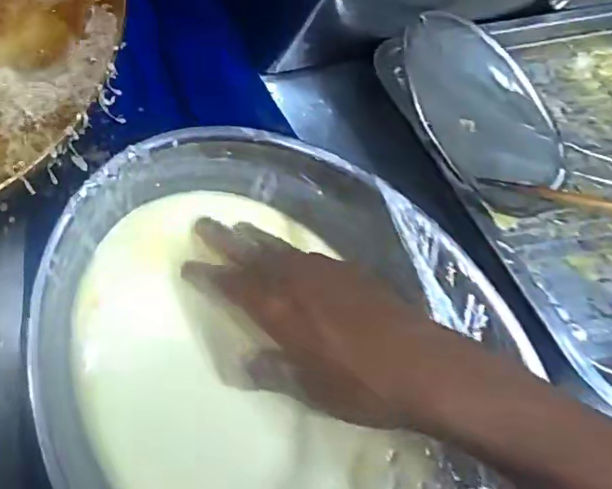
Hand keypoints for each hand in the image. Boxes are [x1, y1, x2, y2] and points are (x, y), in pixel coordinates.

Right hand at [184, 220, 611, 488]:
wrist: (424, 364)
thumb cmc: (361, 385)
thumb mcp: (311, 389)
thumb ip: (271, 370)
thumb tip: (237, 364)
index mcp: (278, 309)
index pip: (232, 284)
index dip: (208, 274)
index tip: (187, 263)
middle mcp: (293, 279)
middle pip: (249, 252)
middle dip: (222, 238)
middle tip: (200, 222)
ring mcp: (321, 268)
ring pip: (276, 245)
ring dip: (252, 235)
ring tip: (236, 225)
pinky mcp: (345, 267)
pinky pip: (303, 250)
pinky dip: (284, 245)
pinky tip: (286, 248)